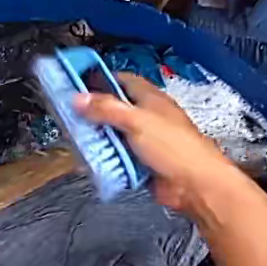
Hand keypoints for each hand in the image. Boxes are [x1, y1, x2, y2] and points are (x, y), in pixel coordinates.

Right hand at [75, 72, 250, 221]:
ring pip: (113, 135)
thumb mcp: (136, 121)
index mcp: (150, 99)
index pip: (122, 81)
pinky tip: (92, 160)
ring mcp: (144, 141)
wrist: (195, 185)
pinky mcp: (140, 162)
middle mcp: (146, 117)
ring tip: (77, 138)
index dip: (100, 79)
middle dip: (93, 113)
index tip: (78, 83)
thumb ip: (106, 109)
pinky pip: (117, 157)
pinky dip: (105, 158)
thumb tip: (80, 98)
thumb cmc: (176, 148)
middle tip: (71, 114)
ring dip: (98, 138)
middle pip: (114, 109)